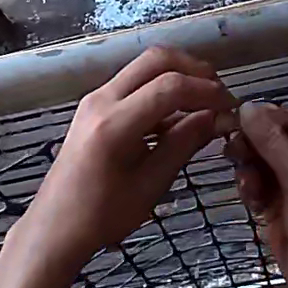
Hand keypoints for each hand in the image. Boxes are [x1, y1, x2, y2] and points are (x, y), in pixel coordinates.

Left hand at [13, 46, 237, 269]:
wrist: (56, 226)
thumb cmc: (103, 215)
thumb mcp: (152, 183)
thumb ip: (185, 143)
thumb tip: (219, 118)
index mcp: (114, 124)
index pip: (170, 87)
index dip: (207, 92)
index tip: (231, 107)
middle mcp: (101, 100)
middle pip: (156, 60)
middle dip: (194, 69)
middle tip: (220, 93)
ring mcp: (95, 99)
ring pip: (144, 67)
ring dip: (178, 76)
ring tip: (205, 103)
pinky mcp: (95, 106)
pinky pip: (133, 83)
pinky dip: (161, 89)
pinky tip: (179, 116)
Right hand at [228, 103, 287, 287]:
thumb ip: (273, 143)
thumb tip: (248, 108)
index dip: (265, 119)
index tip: (237, 118)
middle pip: (272, 141)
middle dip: (252, 146)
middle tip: (233, 150)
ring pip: (260, 163)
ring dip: (249, 169)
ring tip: (247, 183)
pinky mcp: (277, 206)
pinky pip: (256, 186)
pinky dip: (250, 189)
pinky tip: (251, 199)